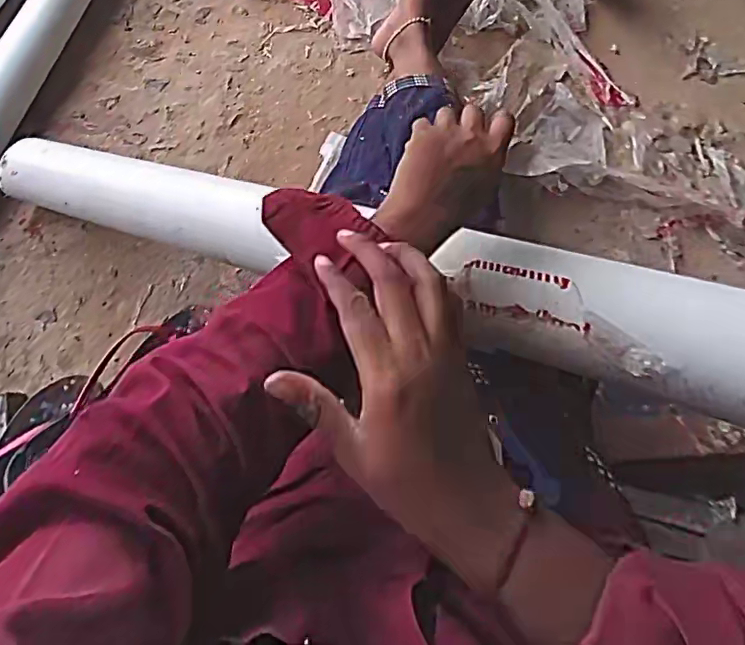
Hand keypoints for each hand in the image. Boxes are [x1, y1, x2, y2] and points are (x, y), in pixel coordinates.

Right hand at [265, 232, 523, 589]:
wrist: (473, 508)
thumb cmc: (406, 484)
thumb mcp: (352, 451)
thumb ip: (315, 406)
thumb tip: (272, 379)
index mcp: (387, 377)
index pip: (358, 310)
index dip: (336, 281)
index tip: (320, 261)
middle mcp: (419, 353)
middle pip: (395, 284)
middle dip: (370, 252)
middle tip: (347, 236)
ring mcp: (446, 351)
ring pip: (431, 285)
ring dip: (408, 256)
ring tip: (384, 242)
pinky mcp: (463, 356)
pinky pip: (451, 303)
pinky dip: (434, 279)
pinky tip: (420, 274)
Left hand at [373, 103, 512, 250]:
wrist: (422, 214)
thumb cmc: (454, 210)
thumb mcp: (486, 188)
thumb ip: (488, 164)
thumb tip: (484, 157)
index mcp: (493, 151)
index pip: (504, 118)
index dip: (495, 120)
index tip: (489, 124)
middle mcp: (472, 136)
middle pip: (473, 109)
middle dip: (465, 118)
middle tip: (458, 134)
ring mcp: (446, 131)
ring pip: (446, 111)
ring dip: (442, 123)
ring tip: (436, 141)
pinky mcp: (422, 132)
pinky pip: (422, 122)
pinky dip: (420, 132)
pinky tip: (418, 147)